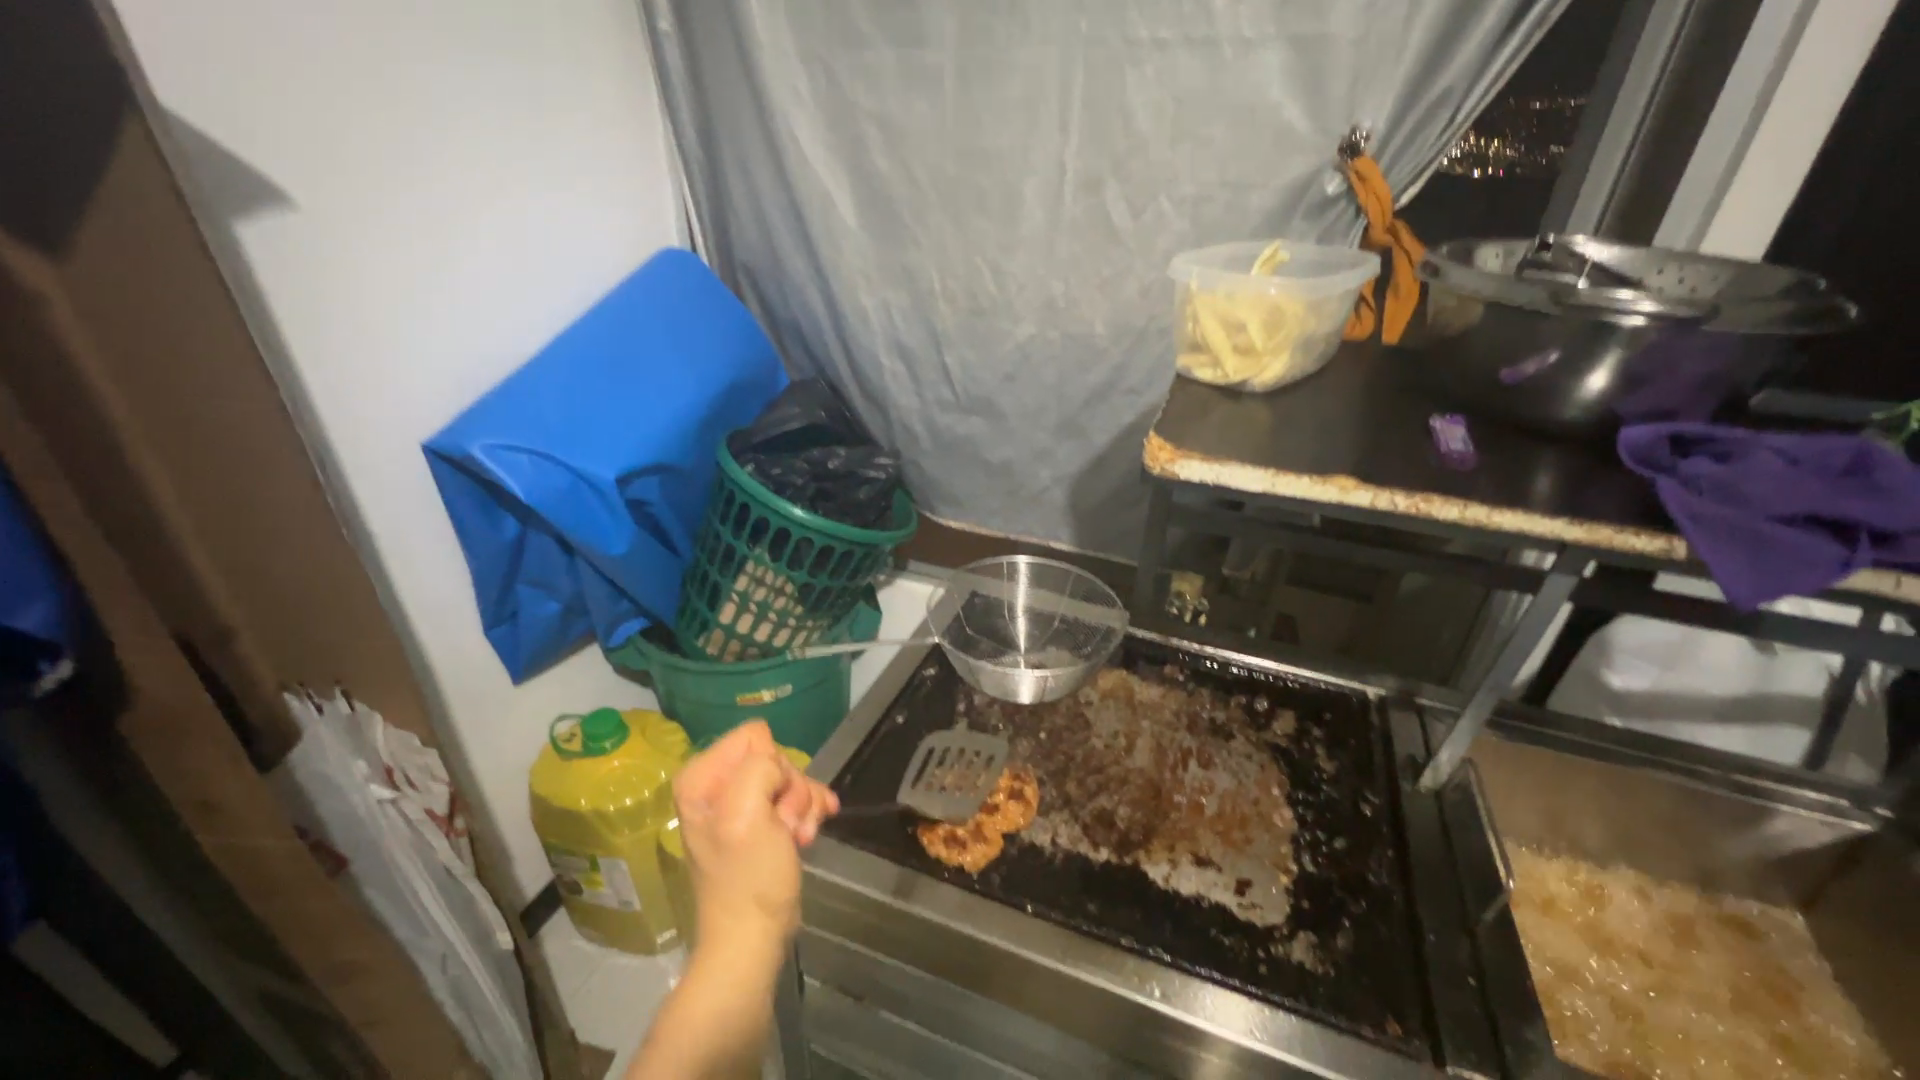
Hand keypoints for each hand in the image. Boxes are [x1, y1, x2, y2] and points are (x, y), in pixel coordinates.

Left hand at [671, 722, 838, 946]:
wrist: (754, 937)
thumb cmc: (748, 878)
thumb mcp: (746, 814)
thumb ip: (759, 769)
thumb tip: (776, 772)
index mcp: (701, 777)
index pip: (755, 737)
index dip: (774, 769)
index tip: (772, 809)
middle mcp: (716, 784)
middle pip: (775, 757)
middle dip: (791, 791)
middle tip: (784, 827)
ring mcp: (740, 804)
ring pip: (790, 777)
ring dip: (803, 805)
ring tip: (798, 836)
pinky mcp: (761, 822)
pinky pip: (795, 797)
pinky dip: (808, 813)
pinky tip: (809, 835)